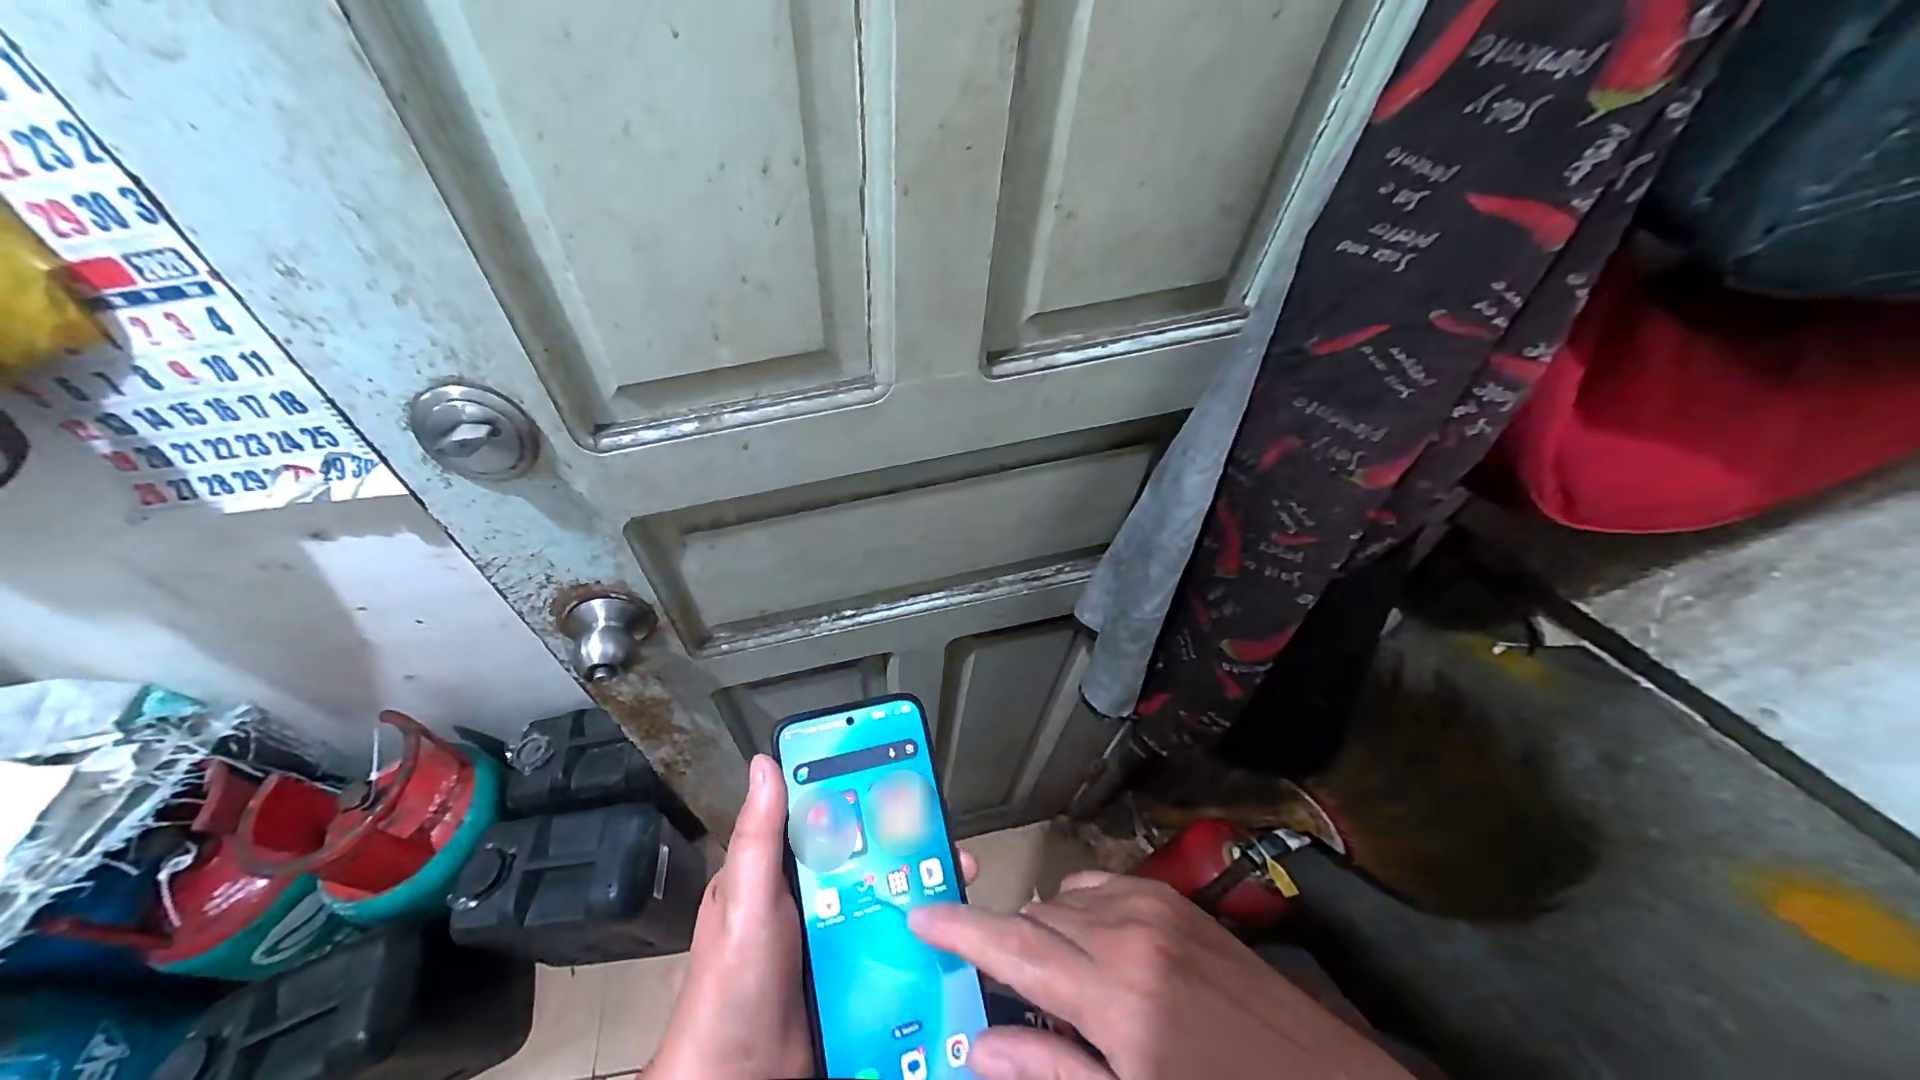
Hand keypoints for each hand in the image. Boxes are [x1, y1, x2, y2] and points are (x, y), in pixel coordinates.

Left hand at [648, 754, 977, 1079]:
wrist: (741, 1079)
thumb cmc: (730, 985)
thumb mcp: (744, 901)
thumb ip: (759, 837)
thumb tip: (765, 765)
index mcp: (783, 867)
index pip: (828, 813)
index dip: (864, 790)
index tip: (901, 774)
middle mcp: (814, 893)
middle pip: (868, 852)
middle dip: (908, 838)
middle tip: (944, 830)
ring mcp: (838, 931)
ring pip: (887, 892)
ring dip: (922, 882)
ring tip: (958, 875)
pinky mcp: (858, 968)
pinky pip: (895, 938)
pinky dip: (922, 929)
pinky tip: (950, 926)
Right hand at [909, 871, 1412, 1079]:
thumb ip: (1050, 1071)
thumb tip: (979, 1042)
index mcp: (1114, 991)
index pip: (1014, 946)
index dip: (961, 928)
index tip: (919, 915)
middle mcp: (1126, 929)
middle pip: (1035, 919)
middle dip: (1008, 947)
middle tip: (1006, 991)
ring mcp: (1154, 904)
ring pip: (1064, 899)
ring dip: (1046, 931)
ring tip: (1057, 981)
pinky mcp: (1174, 898)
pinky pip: (1100, 886)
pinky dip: (1080, 909)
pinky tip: (1096, 949)